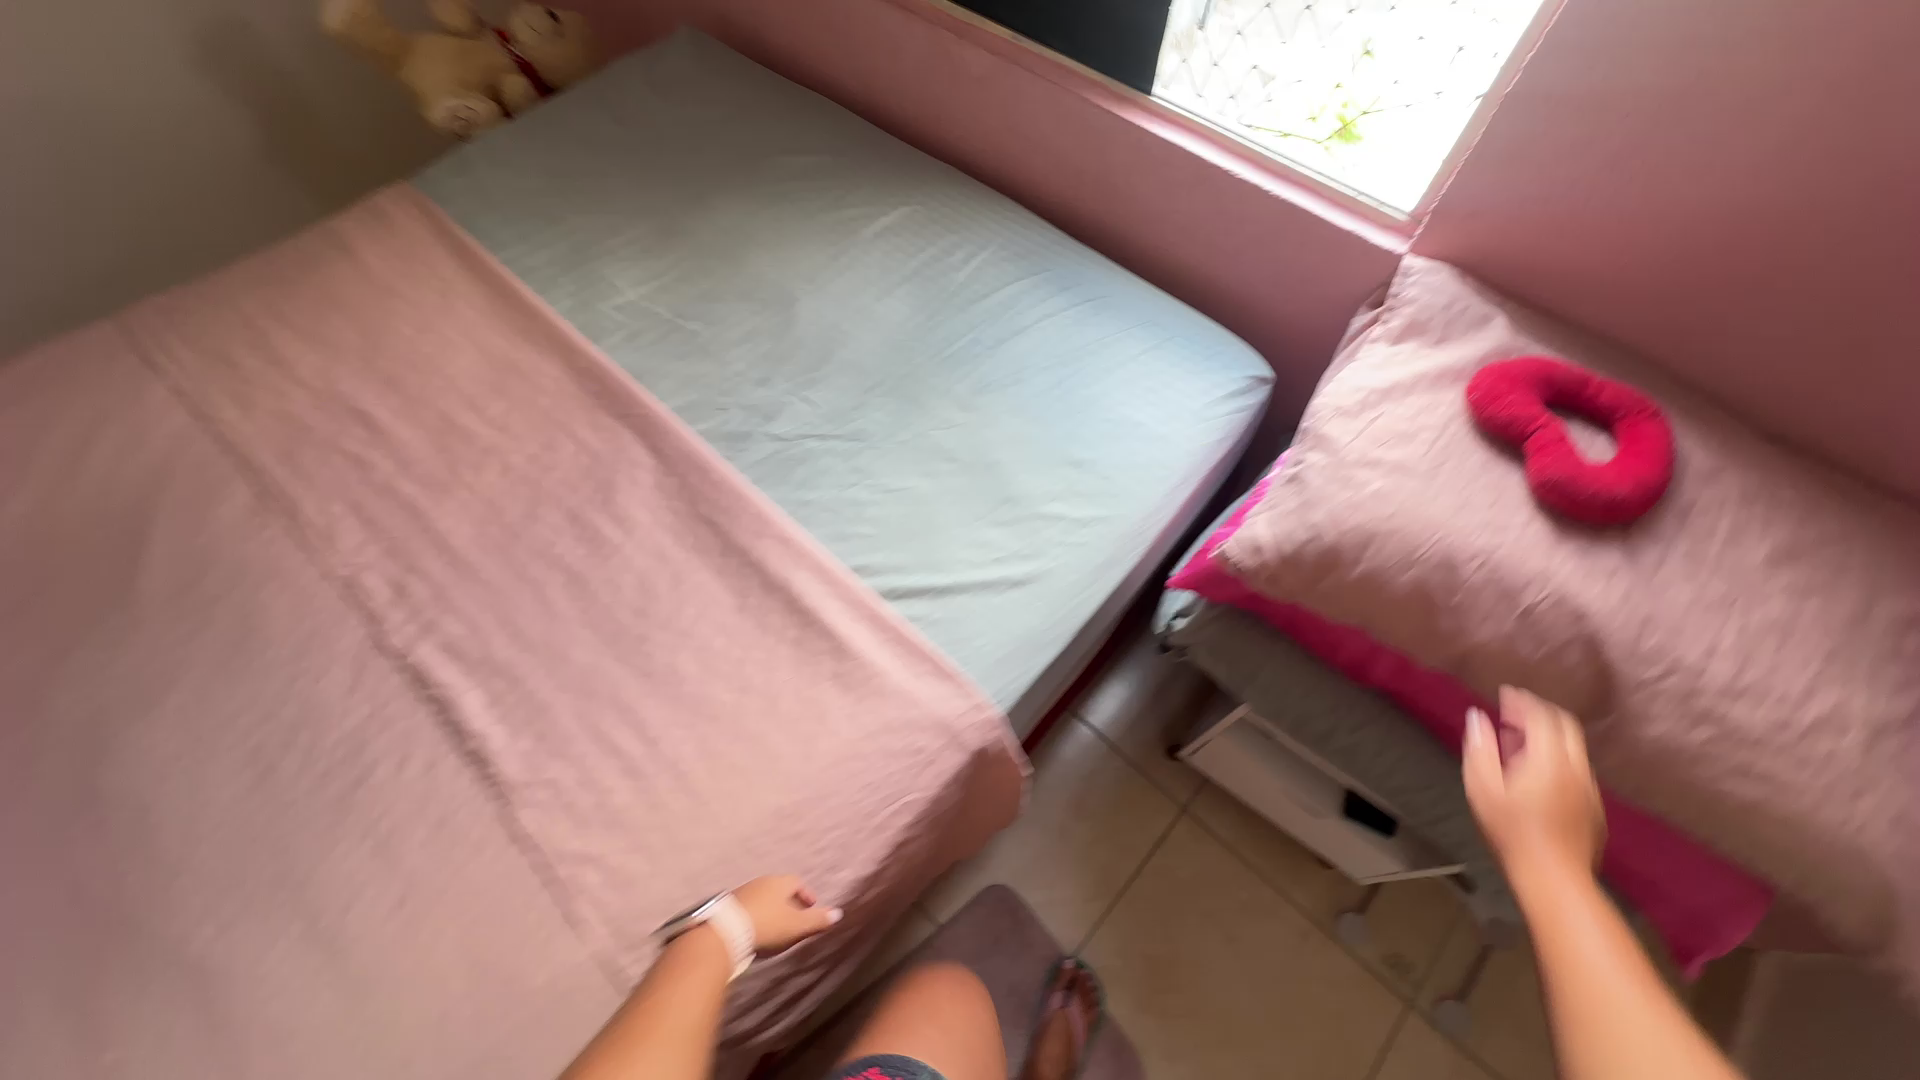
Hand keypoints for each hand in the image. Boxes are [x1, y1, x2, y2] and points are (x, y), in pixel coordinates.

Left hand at [732, 875, 842, 953]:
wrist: (723, 932)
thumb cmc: (767, 925)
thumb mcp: (796, 926)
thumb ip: (817, 920)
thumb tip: (839, 913)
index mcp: (780, 882)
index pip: (797, 882)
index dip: (806, 894)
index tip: (811, 906)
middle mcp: (761, 882)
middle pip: (778, 888)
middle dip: (788, 901)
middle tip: (794, 917)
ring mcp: (742, 892)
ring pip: (762, 897)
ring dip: (769, 908)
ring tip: (774, 925)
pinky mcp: (726, 905)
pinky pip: (746, 907)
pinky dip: (754, 915)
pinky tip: (753, 930)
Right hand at [1462, 686, 1606, 884]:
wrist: (1553, 878)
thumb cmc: (1510, 830)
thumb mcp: (1481, 787)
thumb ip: (1480, 747)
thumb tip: (1478, 717)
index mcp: (1550, 760)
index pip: (1543, 717)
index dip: (1523, 701)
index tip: (1505, 694)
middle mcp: (1577, 769)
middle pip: (1565, 727)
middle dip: (1539, 713)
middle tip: (1512, 713)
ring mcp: (1589, 790)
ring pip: (1573, 749)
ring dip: (1547, 737)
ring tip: (1517, 743)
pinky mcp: (1594, 808)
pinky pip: (1576, 770)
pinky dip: (1556, 758)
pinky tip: (1534, 775)